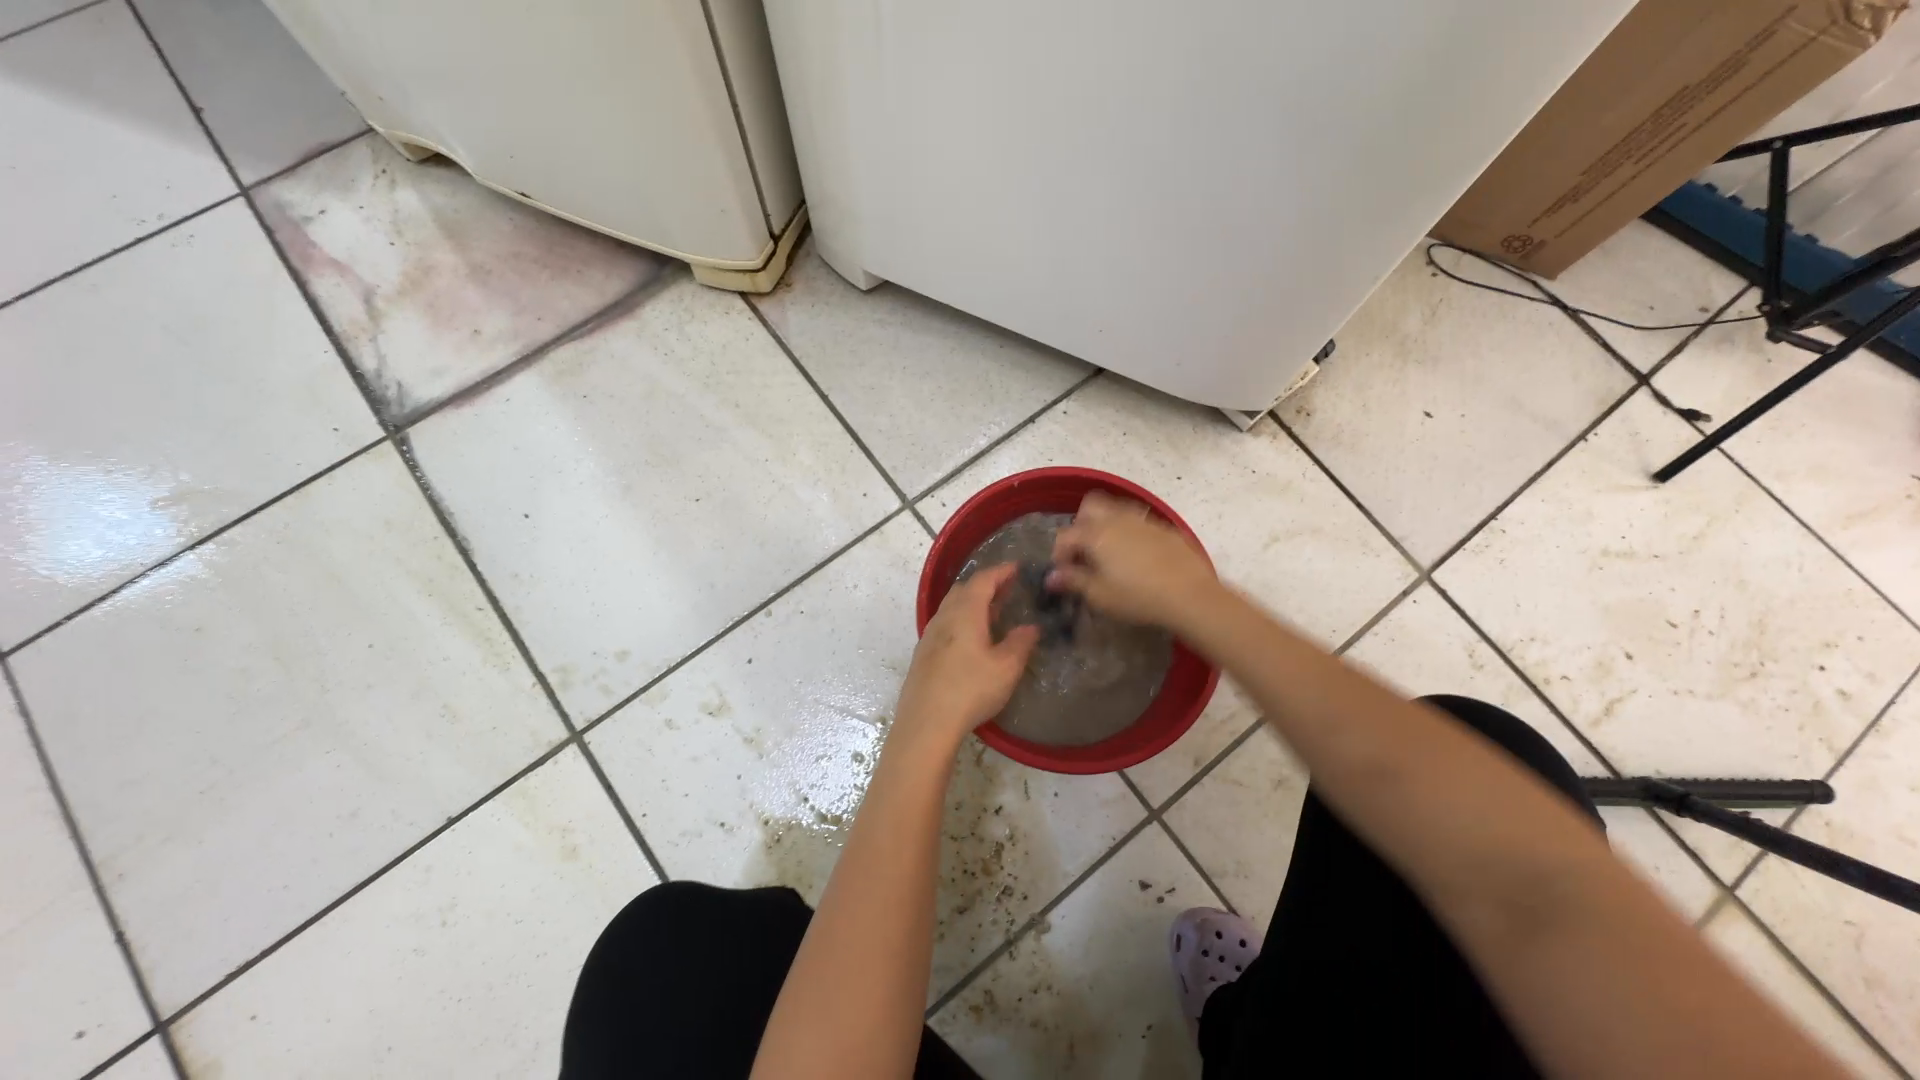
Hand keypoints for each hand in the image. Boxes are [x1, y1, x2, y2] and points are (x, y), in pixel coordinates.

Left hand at [893, 563, 1039, 756]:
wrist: (926, 722)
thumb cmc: (970, 689)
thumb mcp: (1006, 668)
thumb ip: (1020, 643)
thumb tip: (1031, 627)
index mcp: (965, 613)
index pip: (983, 580)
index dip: (1001, 571)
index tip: (1017, 568)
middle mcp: (944, 617)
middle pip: (963, 590)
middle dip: (986, 585)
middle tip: (1007, 590)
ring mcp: (929, 636)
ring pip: (951, 608)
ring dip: (972, 604)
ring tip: (993, 614)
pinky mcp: (923, 655)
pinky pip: (945, 626)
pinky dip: (962, 621)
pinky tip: (972, 640)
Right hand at [1048, 491, 1218, 628]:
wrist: (1191, 594)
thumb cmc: (1138, 597)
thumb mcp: (1100, 595)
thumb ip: (1073, 581)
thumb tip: (1051, 577)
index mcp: (1096, 535)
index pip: (1066, 536)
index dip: (1059, 554)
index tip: (1063, 572)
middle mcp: (1117, 519)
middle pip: (1090, 506)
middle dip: (1081, 524)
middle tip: (1084, 551)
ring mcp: (1143, 520)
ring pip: (1116, 510)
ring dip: (1106, 525)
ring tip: (1109, 552)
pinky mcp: (1165, 528)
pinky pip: (1139, 521)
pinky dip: (1130, 532)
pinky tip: (1137, 556)